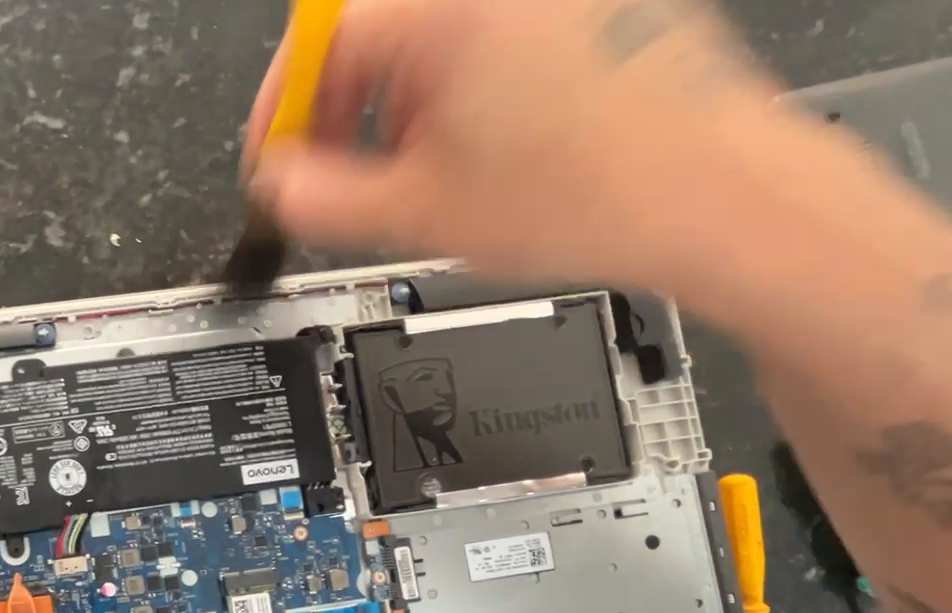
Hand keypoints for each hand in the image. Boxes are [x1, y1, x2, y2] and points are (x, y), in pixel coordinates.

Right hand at [244, 0, 789, 289]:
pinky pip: (485, 37)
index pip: (323, 37)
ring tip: (412, 173)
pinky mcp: (585, 11)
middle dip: (339, 112)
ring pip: (428, 39)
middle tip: (331, 172)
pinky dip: (452, 90)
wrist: (714, 198)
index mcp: (450, 12)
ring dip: (394, 106)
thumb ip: (317, 200)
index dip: (284, 107)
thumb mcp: (413, 213)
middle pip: (373, 33)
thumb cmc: (591, 195)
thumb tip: (275, 184)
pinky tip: (467, 149)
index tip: (276, 155)